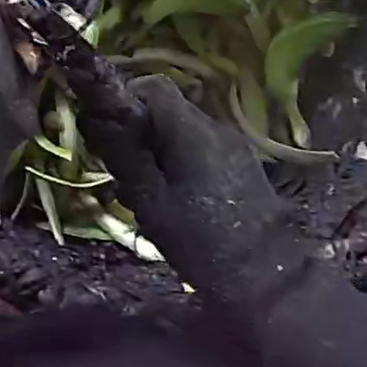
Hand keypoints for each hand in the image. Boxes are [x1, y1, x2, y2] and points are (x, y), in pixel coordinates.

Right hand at [88, 75, 366, 366]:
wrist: (271, 281)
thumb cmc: (202, 242)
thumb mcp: (151, 201)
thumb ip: (124, 155)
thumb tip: (94, 118)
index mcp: (192, 131)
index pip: (154, 86)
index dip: (126, 97)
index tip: (109, 128)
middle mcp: (215, 127)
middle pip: (166, 107)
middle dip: (138, 129)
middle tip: (123, 166)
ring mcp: (231, 144)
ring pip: (180, 127)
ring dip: (157, 146)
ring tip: (145, 186)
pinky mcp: (240, 162)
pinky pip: (198, 144)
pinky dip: (178, 157)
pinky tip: (173, 194)